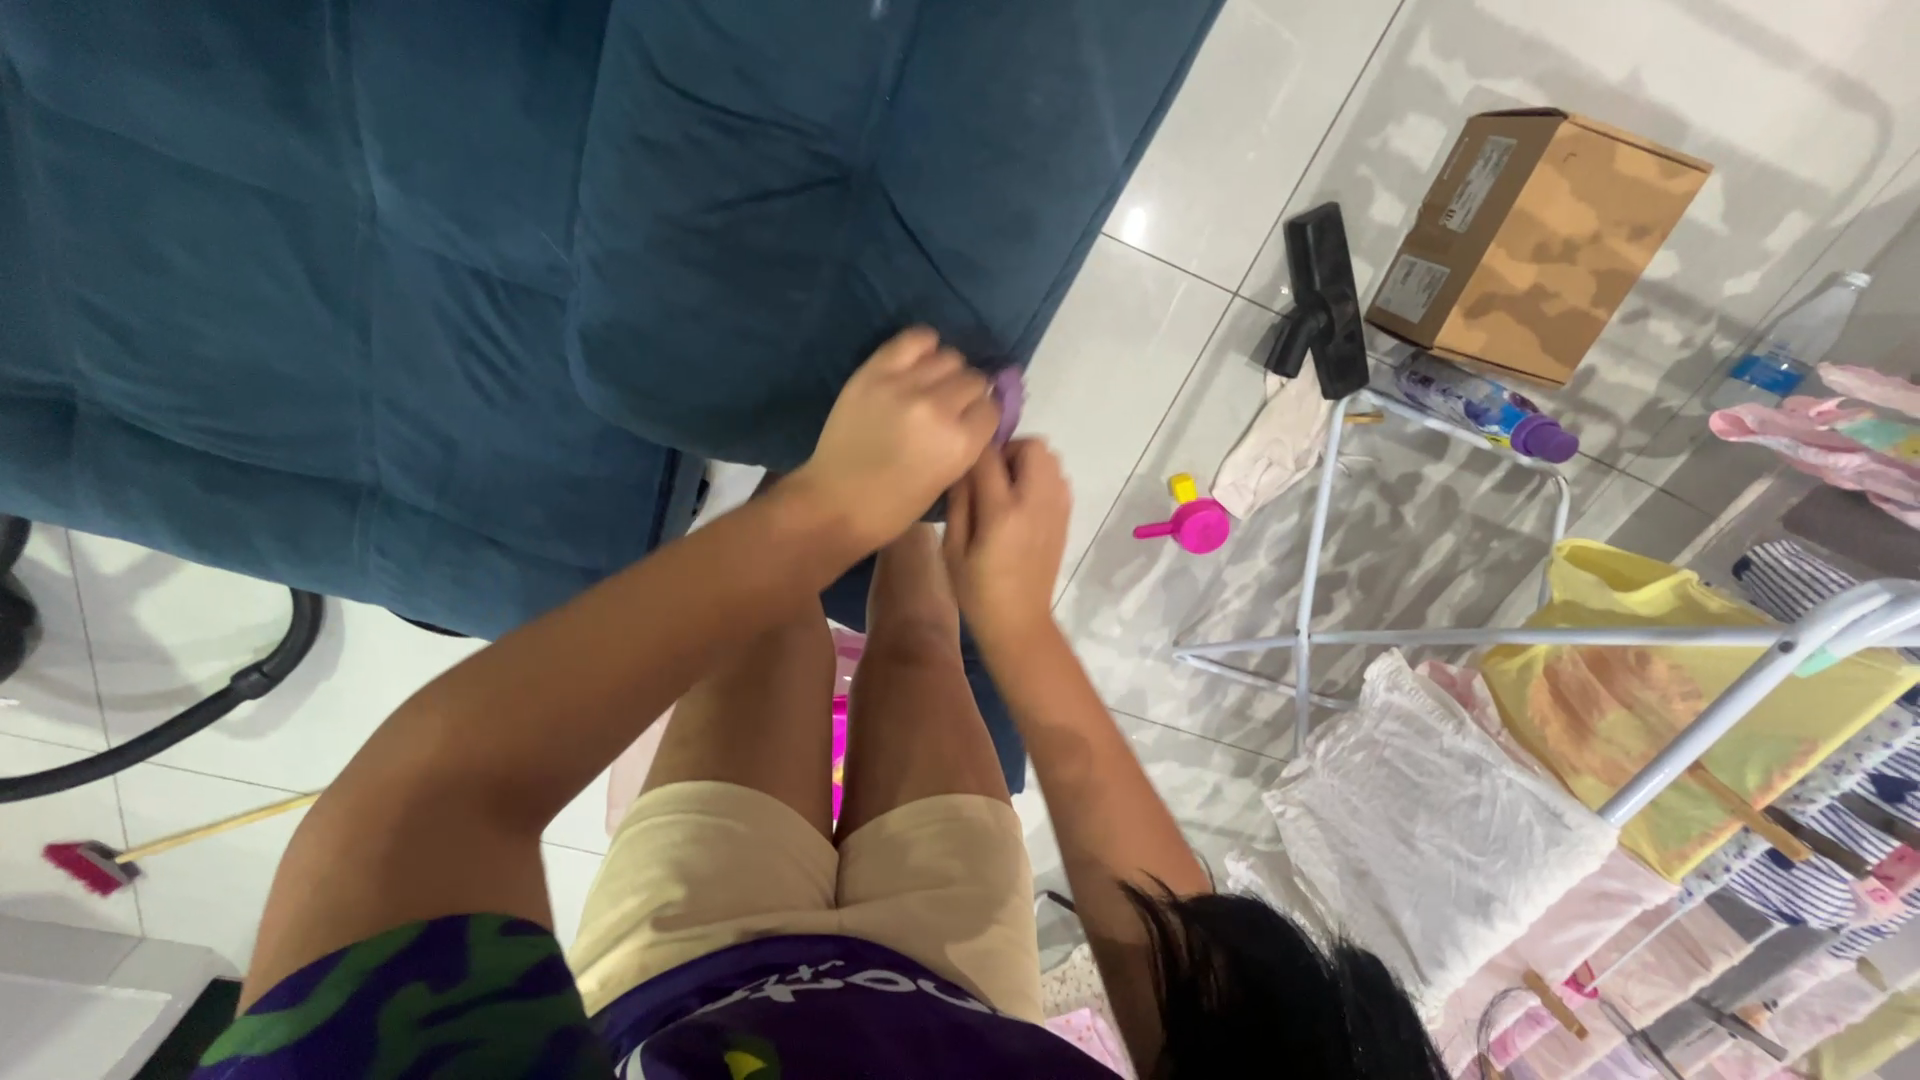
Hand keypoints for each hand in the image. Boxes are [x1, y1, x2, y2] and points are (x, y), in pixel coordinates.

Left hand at [790, 327, 999, 549]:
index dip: (981, 415)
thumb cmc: (894, 506)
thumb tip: (978, 412)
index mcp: (961, 444)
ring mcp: (905, 386)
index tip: (969, 421)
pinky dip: (924, 345)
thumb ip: (967, 442)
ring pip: (949, 357)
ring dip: (947, 371)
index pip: (991, 408)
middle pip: (974, 379)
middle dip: (968, 393)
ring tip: (932, 385)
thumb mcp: (946, 480)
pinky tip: (920, 359)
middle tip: (949, 405)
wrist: (835, 503)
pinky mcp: (875, 372)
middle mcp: (939, 408)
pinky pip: (914, 339)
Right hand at [943, 438, 1070, 649]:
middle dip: (1008, 449)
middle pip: (1033, 446)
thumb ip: (958, 502)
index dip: (973, 451)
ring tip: (1006, 486)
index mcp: (1002, 513)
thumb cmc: (977, 590)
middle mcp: (1035, 503)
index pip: (989, 457)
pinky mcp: (1065, 518)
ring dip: (1027, 462)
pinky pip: (1058, 478)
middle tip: (989, 473)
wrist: (1020, 621)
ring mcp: (1056, 509)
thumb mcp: (952, 548)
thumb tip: (963, 467)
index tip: (961, 461)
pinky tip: (1022, 501)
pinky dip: (1041, 477)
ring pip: (1051, 458)